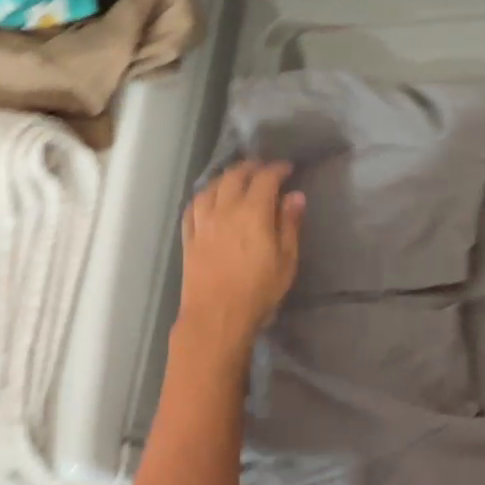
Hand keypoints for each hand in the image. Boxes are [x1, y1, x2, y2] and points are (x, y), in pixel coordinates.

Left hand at [177, 161, 305, 341]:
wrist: (216, 317)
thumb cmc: (258, 291)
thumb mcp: (286, 260)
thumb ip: (290, 225)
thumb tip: (295, 196)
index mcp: (253, 212)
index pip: (265, 178)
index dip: (277, 168)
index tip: (287, 168)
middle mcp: (225, 210)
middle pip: (234, 176)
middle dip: (250, 167)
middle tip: (262, 168)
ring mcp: (203, 223)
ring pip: (211, 188)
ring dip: (225, 178)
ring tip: (234, 179)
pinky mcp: (189, 238)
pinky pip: (193, 208)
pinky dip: (203, 196)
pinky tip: (207, 199)